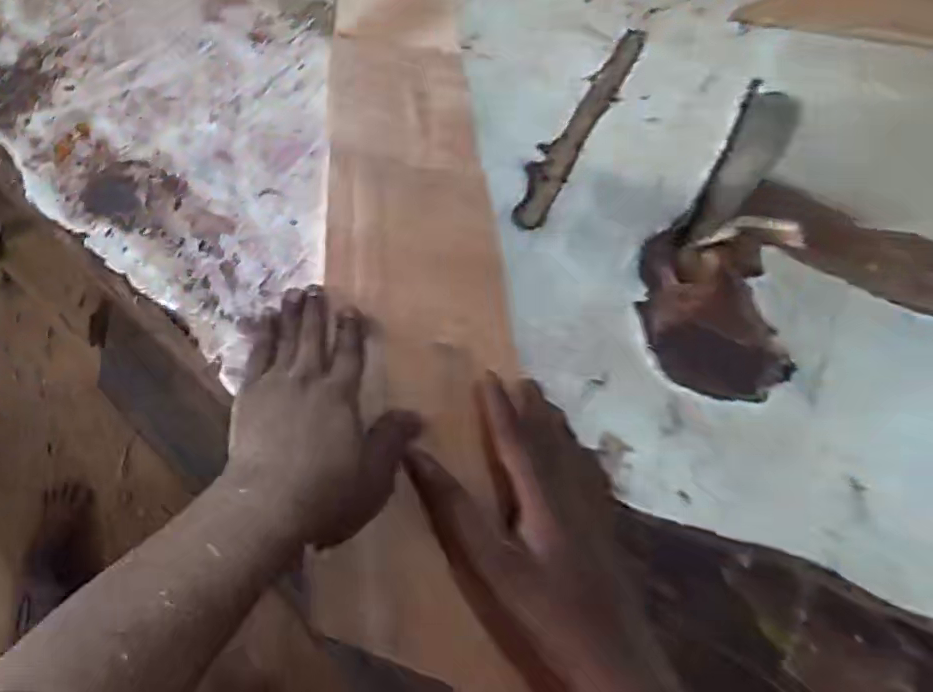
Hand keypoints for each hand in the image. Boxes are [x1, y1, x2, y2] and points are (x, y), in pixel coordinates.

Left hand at [226, 286, 421, 548]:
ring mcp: (274, 383)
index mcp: (341, 398)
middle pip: (314, 339)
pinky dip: (261, 334)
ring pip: (284, 339)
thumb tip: (416, 414)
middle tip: (314, 288)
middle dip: (316, 313)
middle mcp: (307, 381)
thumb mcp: (373, 474)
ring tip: (290, 294)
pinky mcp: (248, 391)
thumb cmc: (328, 493)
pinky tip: (263, 322)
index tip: (351, 309)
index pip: (350, 357)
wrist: (269, 499)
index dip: (351, 332)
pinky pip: (256, 354)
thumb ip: (390, 440)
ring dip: (289, 315)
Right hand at [406, 375, 681, 691]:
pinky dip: (582, 464)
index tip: (488, 375)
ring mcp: (596, 528)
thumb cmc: (547, 615)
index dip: (500, 409)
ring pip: (577, 466)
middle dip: (536, 413)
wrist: (621, 676)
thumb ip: (454, 508)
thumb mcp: (490, 564)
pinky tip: (584, 469)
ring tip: (551, 409)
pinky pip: (591, 487)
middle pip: (554, 448)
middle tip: (525, 380)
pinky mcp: (606, 547)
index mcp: (543, 505)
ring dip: (560, 433)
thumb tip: (414, 452)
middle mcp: (573, 507)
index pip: (517, 445)